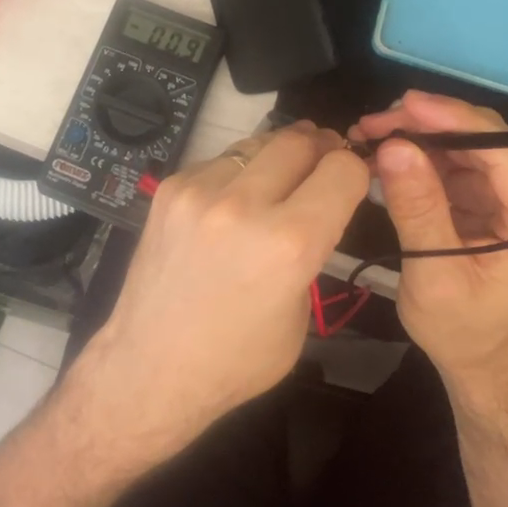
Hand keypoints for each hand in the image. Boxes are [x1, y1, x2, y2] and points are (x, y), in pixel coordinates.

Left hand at [73, 122, 368, 460]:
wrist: (153, 364)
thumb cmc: (236, 358)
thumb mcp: (301, 313)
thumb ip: (313, 249)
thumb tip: (319, 207)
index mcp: (290, 243)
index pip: (342, 171)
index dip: (355, 170)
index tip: (353, 177)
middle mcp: (244, 206)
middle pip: (298, 141)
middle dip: (319, 149)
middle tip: (323, 161)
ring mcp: (199, 193)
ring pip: (255, 145)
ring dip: (276, 156)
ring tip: (280, 177)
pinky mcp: (169, 190)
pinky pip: (217, 162)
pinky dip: (235, 173)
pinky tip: (232, 201)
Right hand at [351, 92, 507, 387]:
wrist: (477, 361)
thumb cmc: (462, 330)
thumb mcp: (434, 274)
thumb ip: (418, 209)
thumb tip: (394, 147)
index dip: (459, 122)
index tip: (407, 106)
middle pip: (490, 140)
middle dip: (432, 123)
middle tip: (375, 121)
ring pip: (469, 145)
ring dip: (420, 135)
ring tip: (370, 133)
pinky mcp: (487, 202)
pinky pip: (455, 163)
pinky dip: (419, 154)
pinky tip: (384, 153)